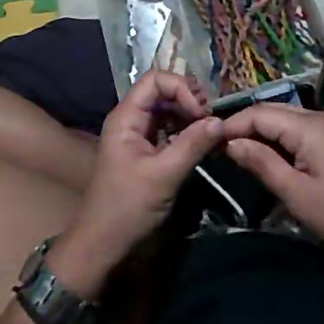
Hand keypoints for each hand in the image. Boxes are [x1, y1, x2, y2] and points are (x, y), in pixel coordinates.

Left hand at [50, 71, 222, 296]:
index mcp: (126, 117)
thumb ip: (192, 145)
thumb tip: (220, 121)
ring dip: (192, 117)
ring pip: (170, 111)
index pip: (156, 80)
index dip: (182, 89)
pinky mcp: (148, 152)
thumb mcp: (163, 175)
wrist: (104, 243)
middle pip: (164, 92)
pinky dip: (188, 133)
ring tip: (212, 133)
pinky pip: (171, 131)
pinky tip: (204, 145)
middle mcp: (132, 119)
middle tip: (213, 123)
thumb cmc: (127, 207)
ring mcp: (140, 135)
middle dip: (190, 101)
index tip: (202, 113)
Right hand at [221, 104, 323, 242]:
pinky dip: (275, 135)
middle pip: (270, 110)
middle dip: (243, 125)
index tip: (209, 140)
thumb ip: (261, 162)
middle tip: (218, 145)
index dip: (232, 124)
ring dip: (258, 129)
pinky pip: (294, 126)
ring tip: (235, 148)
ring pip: (281, 116)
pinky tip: (261, 151)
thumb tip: (230, 143)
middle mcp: (317, 116)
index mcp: (309, 127)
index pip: (259, 114)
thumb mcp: (295, 192)